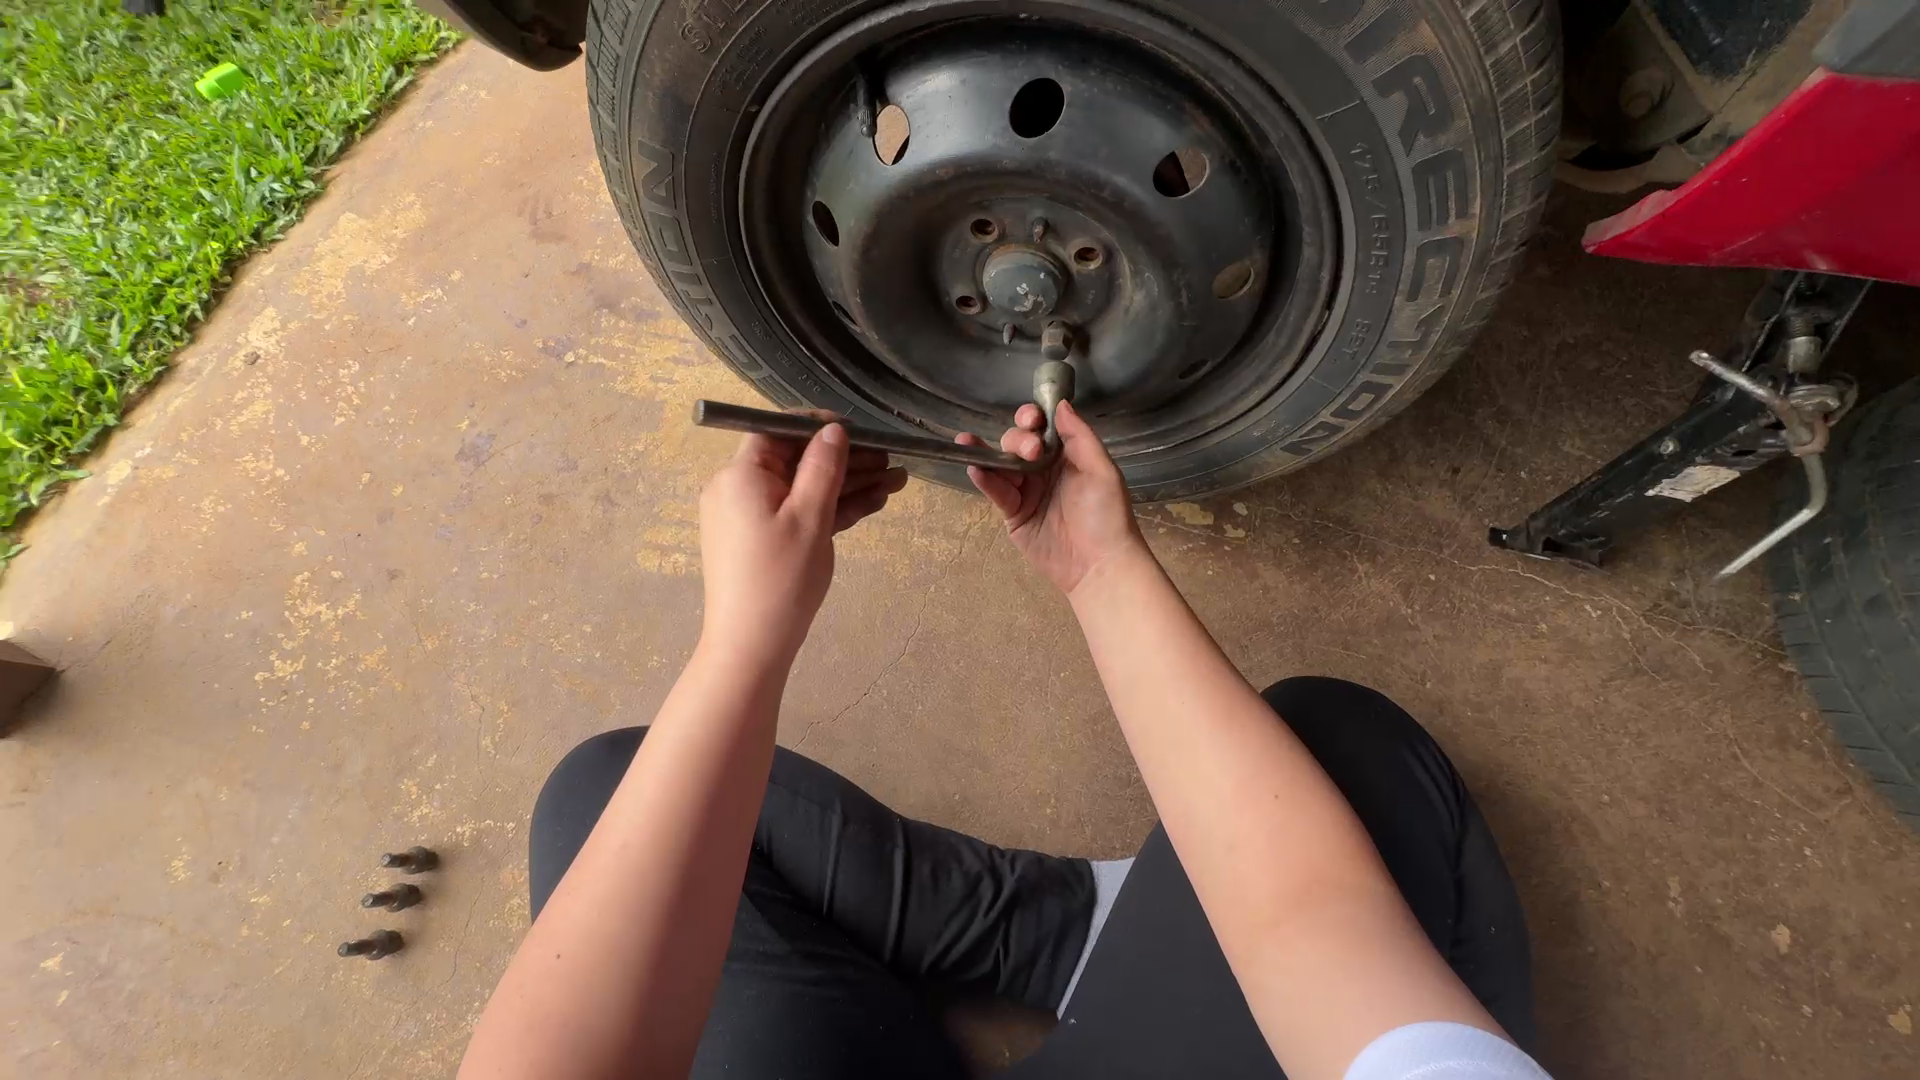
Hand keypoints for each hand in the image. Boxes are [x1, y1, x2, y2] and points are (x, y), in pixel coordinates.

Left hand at [700, 418, 907, 659]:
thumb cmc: (780, 578)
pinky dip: (832, 509)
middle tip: (891, 460)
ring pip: (805, 489)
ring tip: (897, 481)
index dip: (817, 427)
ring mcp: (752, 516)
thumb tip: (834, 430)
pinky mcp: (764, 539)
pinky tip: (873, 503)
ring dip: (848, 485)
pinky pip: (800, 513)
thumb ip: (824, 469)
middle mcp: (740, 489)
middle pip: (797, 460)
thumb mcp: (810, 517)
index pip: (777, 431)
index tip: (858, 430)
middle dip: (846, 460)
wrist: (751, 646)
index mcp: (741, 475)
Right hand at [959, 399, 1147, 595]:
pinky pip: (996, 491)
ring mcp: (1027, 491)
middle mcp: (1044, 470)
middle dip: (1018, 440)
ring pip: (1002, 464)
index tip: (1033, 420)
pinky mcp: (1014, 514)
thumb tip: (1060, 404)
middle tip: (1031, 452)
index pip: (1043, 428)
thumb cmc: (1107, 515)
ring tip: (969, 441)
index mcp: (1067, 456)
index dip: (1033, 419)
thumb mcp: (1101, 470)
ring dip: (988, 452)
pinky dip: (984, 479)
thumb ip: (1079, 437)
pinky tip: (975, 467)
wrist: (1099, 564)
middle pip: (1018, 443)